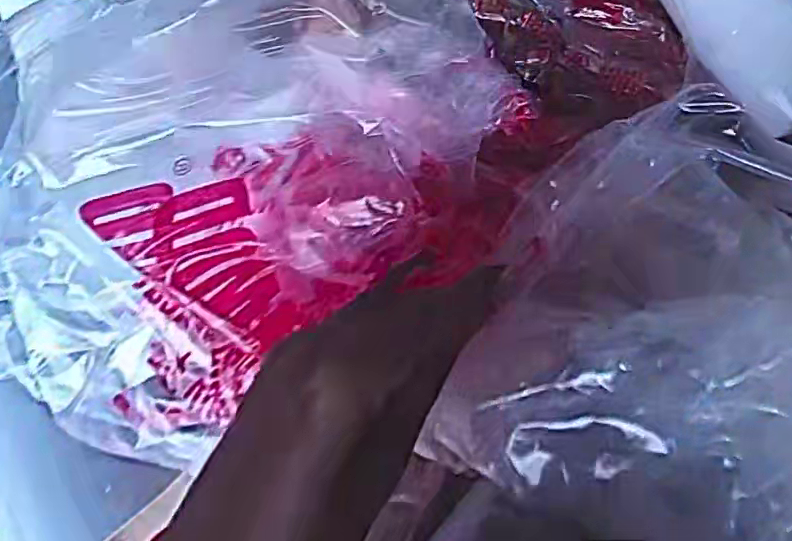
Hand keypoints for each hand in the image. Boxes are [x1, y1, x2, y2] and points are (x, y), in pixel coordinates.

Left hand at [161, 270, 495, 540]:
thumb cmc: (316, 522)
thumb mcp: (385, 461)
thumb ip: (423, 387)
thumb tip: (463, 333)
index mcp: (354, 376)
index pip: (430, 318)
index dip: (473, 294)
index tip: (506, 274)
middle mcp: (325, 344)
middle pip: (406, 304)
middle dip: (451, 295)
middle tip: (492, 286)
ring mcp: (299, 342)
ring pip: (378, 302)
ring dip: (420, 297)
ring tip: (457, 292)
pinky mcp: (285, 350)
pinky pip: (351, 314)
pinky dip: (386, 306)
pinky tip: (405, 297)